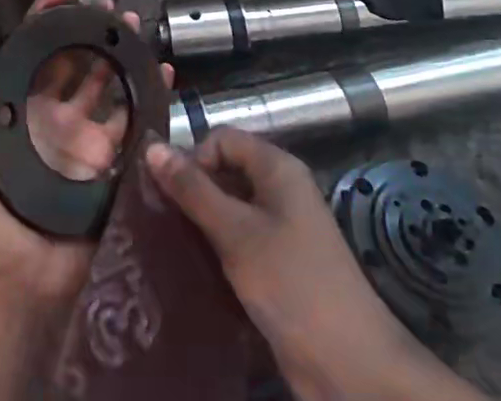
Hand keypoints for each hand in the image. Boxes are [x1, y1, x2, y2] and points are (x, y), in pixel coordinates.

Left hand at [0, 0, 171, 302]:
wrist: (22, 284)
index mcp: (18, 113)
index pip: (29, 56)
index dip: (41, 22)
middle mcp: (53, 116)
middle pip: (74, 60)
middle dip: (89, 29)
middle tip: (110, 6)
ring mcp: (85, 137)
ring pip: (106, 82)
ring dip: (119, 52)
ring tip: (134, 27)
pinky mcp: (112, 161)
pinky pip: (134, 121)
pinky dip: (149, 95)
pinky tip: (161, 73)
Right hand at [146, 129, 483, 400]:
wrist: (348, 361)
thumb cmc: (291, 283)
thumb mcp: (236, 232)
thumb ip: (194, 190)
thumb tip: (152, 147)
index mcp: (278, 168)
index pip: (223, 138)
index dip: (193, 156)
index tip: (164, 191)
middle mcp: (280, 190)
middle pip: (225, 170)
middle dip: (191, 189)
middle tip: (154, 217)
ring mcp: (280, 228)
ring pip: (228, 208)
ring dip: (198, 220)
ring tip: (163, 241)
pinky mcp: (276, 263)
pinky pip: (237, 240)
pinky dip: (213, 246)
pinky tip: (187, 265)